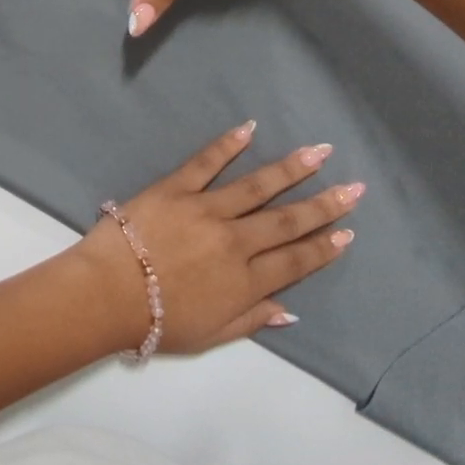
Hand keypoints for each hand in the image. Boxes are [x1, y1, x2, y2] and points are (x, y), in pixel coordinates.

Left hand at [70, 123, 360, 354]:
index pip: (295, 262)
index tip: (349, 233)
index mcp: (245, 282)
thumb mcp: (210, 335)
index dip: (324, 248)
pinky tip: (249, 128)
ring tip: (319, 152)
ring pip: (258, 186)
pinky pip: (206, 162)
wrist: (108, 293)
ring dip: (291, 169)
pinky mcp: (175, 188)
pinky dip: (228, 144)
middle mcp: (235, 242)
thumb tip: (289, 308)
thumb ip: (251, 319)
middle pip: (287, 221)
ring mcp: (206, 210)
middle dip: (324, 205)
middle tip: (355, 188)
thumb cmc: (155, 322)